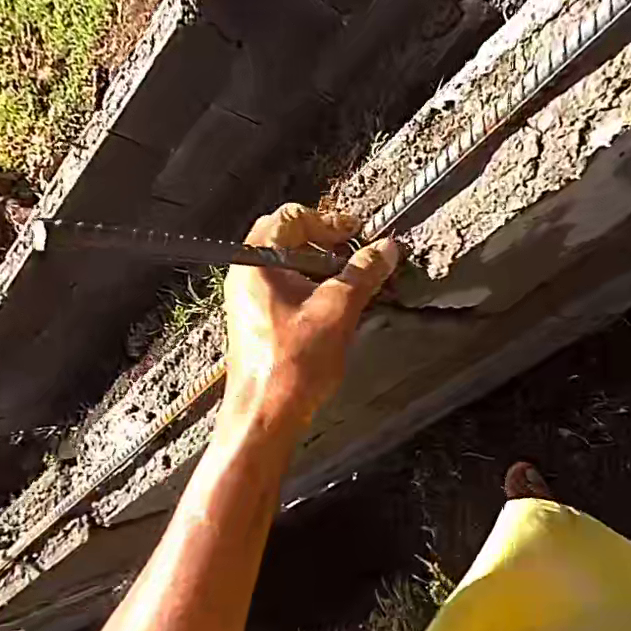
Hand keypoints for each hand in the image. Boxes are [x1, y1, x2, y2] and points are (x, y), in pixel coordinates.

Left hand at [223, 204, 402, 429]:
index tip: (359, 234)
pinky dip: (310, 289)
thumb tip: (385, 249)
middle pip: (288, 238)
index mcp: (256, 260)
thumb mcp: (338, 310)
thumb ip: (363, 273)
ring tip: (352, 283)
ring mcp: (248, 298)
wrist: (265, 414)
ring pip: (287, 266)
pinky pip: (284, 290)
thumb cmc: (292, 365)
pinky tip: (334, 308)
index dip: (331, 221)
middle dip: (326, 243)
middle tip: (356, 254)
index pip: (293, 216)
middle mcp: (245, 274)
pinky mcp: (255, 320)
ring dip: (321, 268)